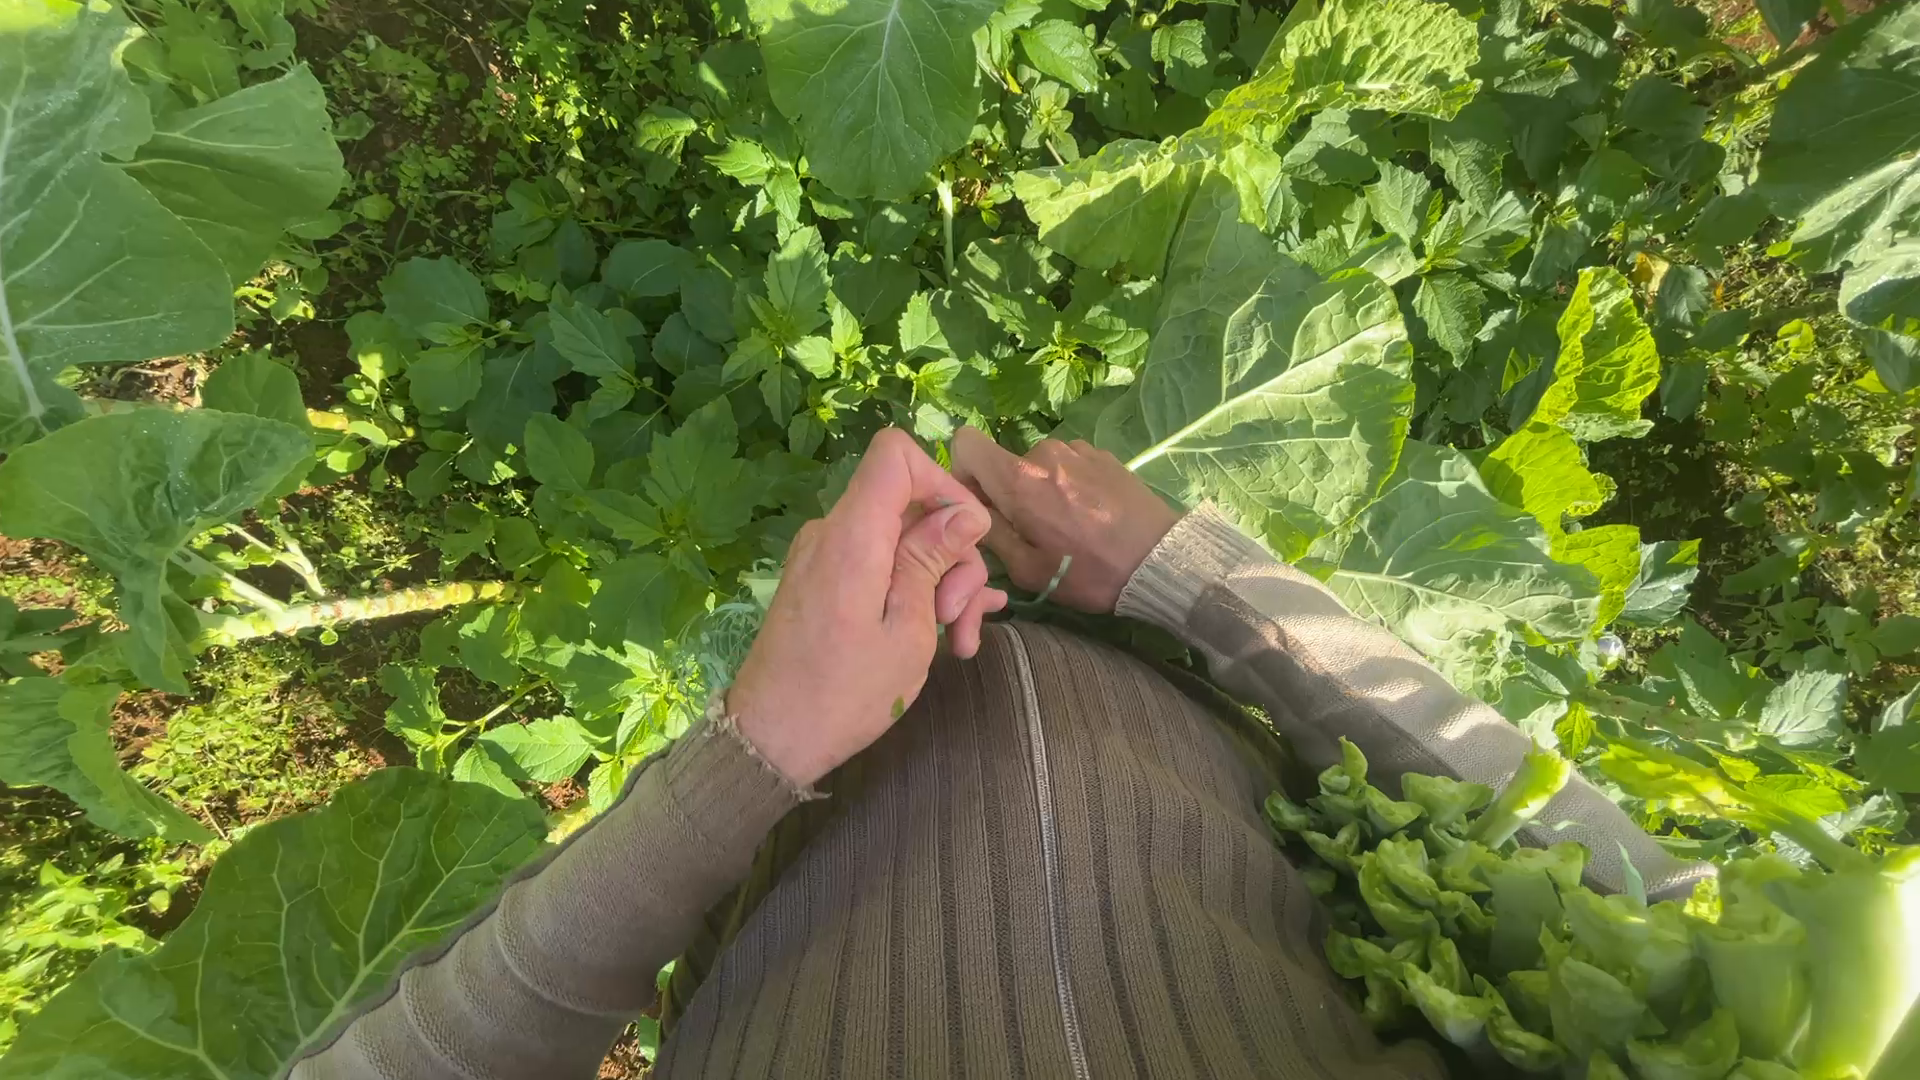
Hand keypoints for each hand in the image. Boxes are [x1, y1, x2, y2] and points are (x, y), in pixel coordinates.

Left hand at [729, 429, 1007, 785]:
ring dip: (940, 583)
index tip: (968, 537)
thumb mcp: (907, 630)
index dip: (942, 483)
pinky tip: (953, 628)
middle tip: (961, 619)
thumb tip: (966, 513)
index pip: (896, 455)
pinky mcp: (826, 581)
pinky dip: (914, 589)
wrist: (771, 739)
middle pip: (910, 505)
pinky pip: (880, 565)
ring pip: (902, 540)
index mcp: (853, 535)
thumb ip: (932, 561)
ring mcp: (828, 557)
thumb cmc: (845, 693)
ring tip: (959, 642)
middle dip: (952, 554)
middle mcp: (834, 532)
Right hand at [950, 426, 1180, 614]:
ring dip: (1040, 489)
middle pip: (1004, 462)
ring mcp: (1077, 449)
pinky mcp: (1103, 454)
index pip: (966, 443)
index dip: (963, 471)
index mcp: (1019, 479)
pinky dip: (1067, 485)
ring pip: (1037, 466)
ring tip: (1067, 526)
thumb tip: (970, 507)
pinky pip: (1067, 465)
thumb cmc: (1089, 573)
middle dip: (1007, 492)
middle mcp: (1044, 451)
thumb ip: (990, 531)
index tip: (980, 503)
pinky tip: (1090, 516)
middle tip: (1033, 530)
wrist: (1161, 561)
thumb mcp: (1027, 569)